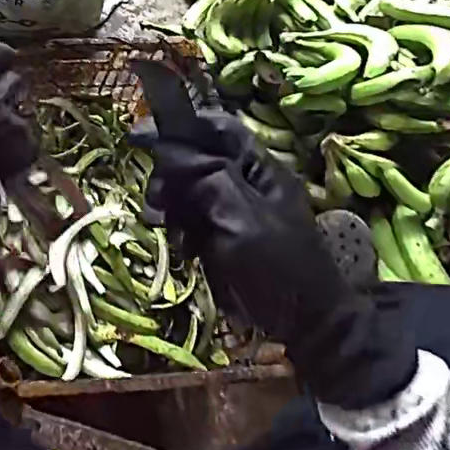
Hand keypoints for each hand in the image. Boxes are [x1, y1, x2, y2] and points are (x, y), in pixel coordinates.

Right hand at [133, 108, 416, 407]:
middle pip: (195, 158)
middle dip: (170, 175)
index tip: (143, 136)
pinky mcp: (225, 234)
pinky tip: (182, 248)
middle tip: (155, 201)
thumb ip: (207, 179)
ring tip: (164, 227)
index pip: (215, 127)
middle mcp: (245, 180)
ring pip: (189, 189)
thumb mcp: (240, 218)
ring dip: (171, 204)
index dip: (180, 125)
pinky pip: (193, 218)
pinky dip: (181, 229)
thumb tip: (171, 148)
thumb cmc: (278, 268)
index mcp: (258, 167)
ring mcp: (235, 208)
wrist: (306, 325)